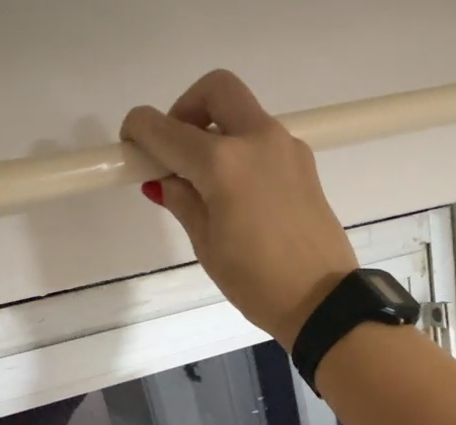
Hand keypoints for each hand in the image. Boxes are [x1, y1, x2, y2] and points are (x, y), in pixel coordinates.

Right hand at [121, 71, 357, 349]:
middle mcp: (257, 140)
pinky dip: (243, 150)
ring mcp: (286, 148)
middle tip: (177, 150)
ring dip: (218, 132)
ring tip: (207, 182)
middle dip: (186, 109)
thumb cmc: (259, 284)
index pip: (166, 129)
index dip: (140, 132)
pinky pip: (265, 140)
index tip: (132, 147)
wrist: (324, 302)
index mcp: (223, 163)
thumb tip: (165, 180)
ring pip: (244, 114)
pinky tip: (238, 194)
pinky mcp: (305, 164)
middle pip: (215, 91)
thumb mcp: (209, 247)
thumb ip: (184, 202)